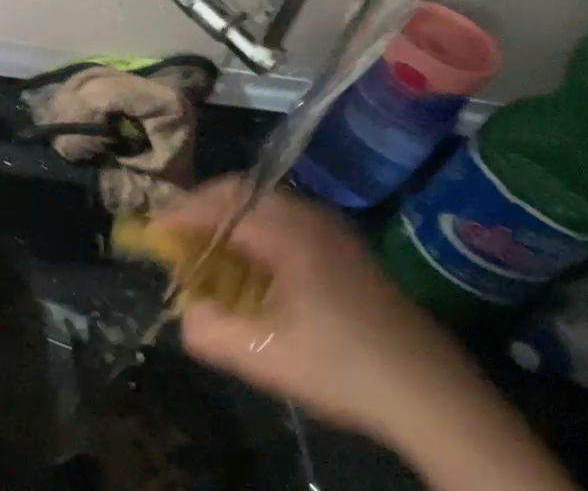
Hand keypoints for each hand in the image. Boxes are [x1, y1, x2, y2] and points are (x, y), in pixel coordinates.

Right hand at [154, 179, 574, 490]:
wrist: (435, 395)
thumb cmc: (343, 369)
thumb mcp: (266, 357)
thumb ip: (211, 332)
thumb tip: (185, 314)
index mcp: (288, 234)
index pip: (219, 206)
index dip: (179, 215)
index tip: (151, 232)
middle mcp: (311, 219)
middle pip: (242, 192)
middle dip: (202, 208)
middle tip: (176, 234)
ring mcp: (334, 232)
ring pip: (267, 205)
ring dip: (230, 217)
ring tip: (209, 248)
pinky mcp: (349, 250)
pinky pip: (288, 220)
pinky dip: (257, 229)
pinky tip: (254, 266)